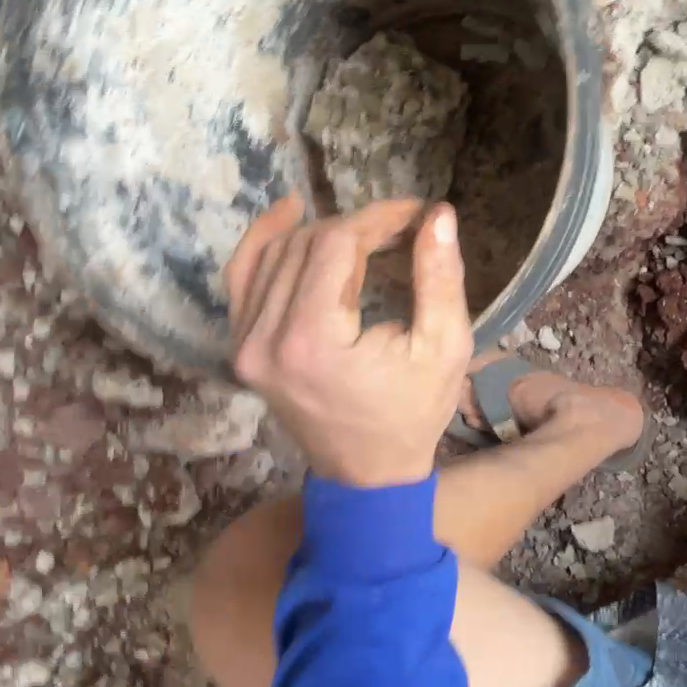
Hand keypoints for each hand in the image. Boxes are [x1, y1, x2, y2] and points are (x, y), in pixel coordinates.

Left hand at [224, 193, 473, 487]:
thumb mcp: (445, 348)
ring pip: (274, 253)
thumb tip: (438, 215)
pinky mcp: (241, 347)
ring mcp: (244, 344)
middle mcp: (264, 338)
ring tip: (371, 233)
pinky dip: (265, 242)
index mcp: (313, 339)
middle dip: (358, 224)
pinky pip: (243, 277)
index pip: (337, 245)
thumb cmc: (414, 413)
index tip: (419, 213)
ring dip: (324, 232)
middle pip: (305, 244)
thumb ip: (440, 278)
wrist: (368, 473)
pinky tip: (289, 214)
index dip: (379, 218)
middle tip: (404, 226)